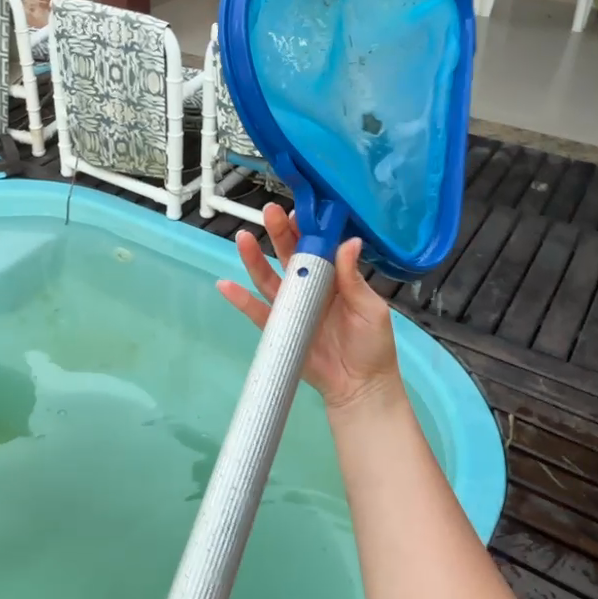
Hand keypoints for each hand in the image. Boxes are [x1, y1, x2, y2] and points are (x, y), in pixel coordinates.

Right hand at [217, 204, 402, 412]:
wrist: (360, 386)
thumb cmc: (372, 345)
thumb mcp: (370, 308)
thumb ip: (354, 278)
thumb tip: (349, 242)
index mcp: (334, 279)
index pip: (317, 248)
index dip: (306, 229)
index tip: (299, 212)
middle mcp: (310, 288)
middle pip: (289, 256)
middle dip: (278, 233)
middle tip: (269, 212)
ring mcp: (292, 308)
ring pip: (268, 278)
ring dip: (254, 258)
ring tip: (242, 237)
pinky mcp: (279, 328)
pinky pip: (256, 312)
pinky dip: (240, 299)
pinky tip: (225, 285)